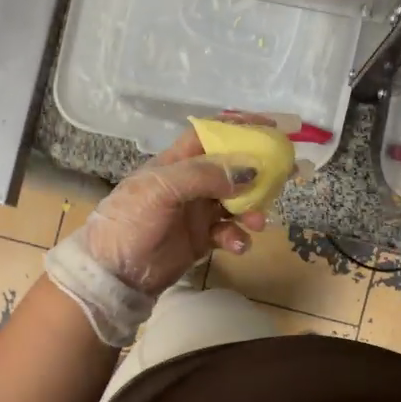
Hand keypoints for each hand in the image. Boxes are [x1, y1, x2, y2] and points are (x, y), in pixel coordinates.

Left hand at [74, 127, 269, 294]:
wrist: (113, 274)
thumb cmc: (129, 222)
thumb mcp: (160, 189)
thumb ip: (203, 175)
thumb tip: (248, 171)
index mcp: (175, 162)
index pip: (211, 134)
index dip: (239, 127)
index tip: (272, 128)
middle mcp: (189, 183)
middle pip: (231, 168)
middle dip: (258, 171)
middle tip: (287, 174)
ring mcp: (196, 212)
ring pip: (236, 201)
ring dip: (252, 208)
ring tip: (258, 221)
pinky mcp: (201, 240)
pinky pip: (229, 232)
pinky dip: (238, 236)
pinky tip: (237, 244)